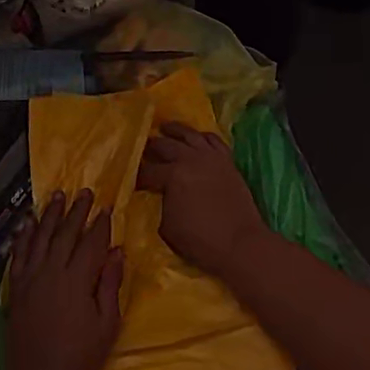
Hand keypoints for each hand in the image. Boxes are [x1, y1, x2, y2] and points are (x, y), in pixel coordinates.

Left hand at [0, 190, 123, 369]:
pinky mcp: (16, 291)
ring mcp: (31, 281)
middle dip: (77, 211)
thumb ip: (111, 284)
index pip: (91, 242)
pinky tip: (25, 224)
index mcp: (77, 280)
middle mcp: (52, 273)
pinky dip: (22, 237)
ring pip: (40, 238)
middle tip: (85, 191)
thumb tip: (116, 250)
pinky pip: (18, 256)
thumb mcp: (107, 324)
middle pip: (65, 233)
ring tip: (56, 195)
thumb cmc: (80, 358)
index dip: (101, 223)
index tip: (107, 206)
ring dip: (49, 215)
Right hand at [136, 123, 269, 274]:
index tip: (130, 177)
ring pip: (189, 134)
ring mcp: (211, 156)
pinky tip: (196, 136)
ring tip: (164, 127)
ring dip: (175, 130)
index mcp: (173, 175)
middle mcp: (190, 158)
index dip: (137, 175)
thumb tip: (158, 195)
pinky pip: (213, 139)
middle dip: (151, 147)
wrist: (239, 242)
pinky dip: (202, 135)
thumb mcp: (167, 227)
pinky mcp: (226, 159)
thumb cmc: (200, 240)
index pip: (148, 171)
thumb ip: (161, 204)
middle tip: (142, 147)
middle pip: (166, 146)